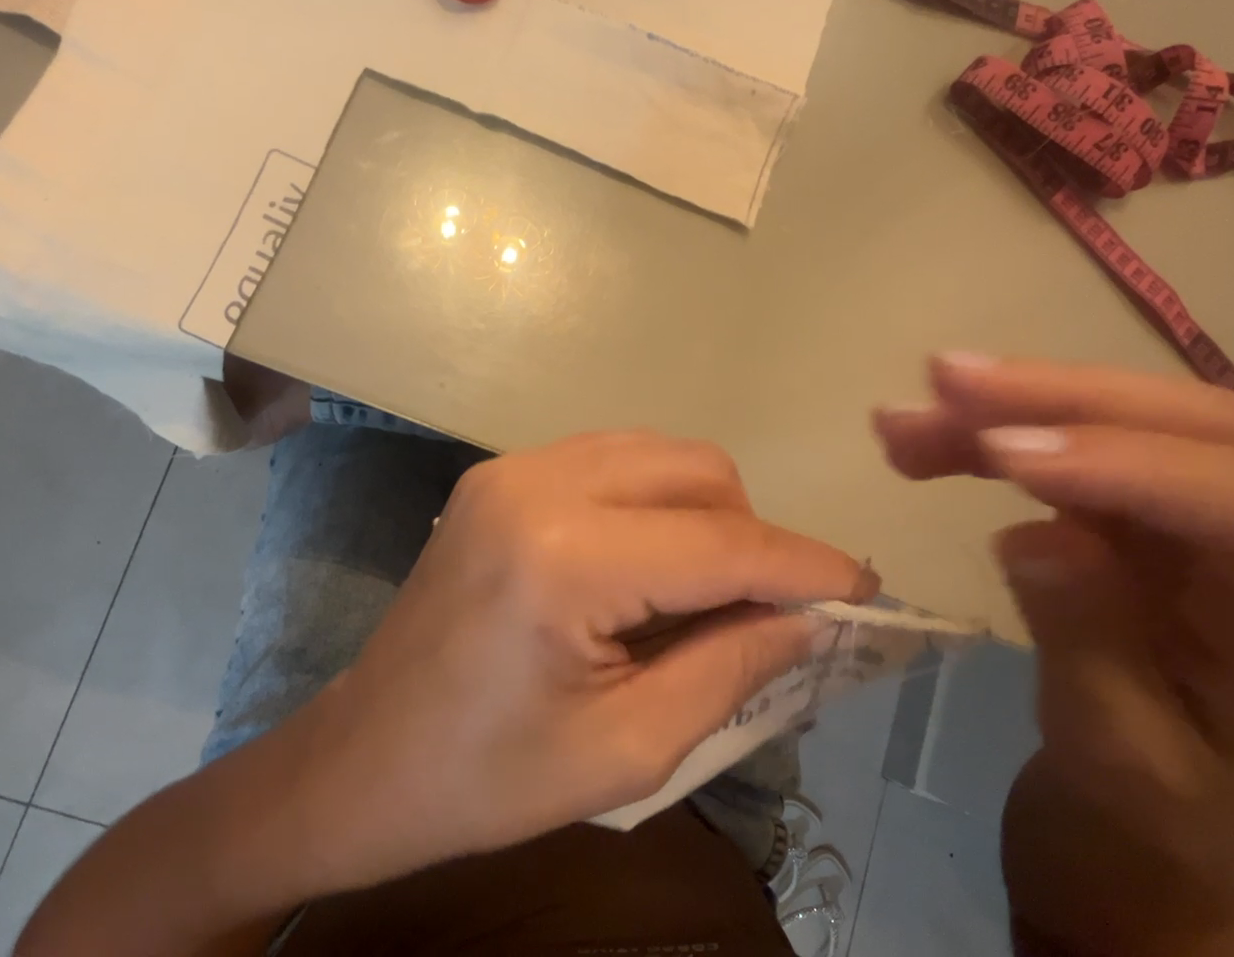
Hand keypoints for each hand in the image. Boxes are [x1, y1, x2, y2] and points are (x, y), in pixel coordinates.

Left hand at [290, 431, 872, 892]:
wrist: (366, 759)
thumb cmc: (488, 778)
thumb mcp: (629, 750)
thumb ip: (732, 670)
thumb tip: (811, 618)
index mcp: (564, 560)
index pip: (724, 544)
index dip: (807, 567)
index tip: (867, 593)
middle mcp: (536, 486)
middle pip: (697, 473)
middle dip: (752, 537)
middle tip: (767, 613)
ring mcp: (508, 471)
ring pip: (656, 455)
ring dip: (705, 513)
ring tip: (707, 594)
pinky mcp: (495, 478)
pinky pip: (608, 462)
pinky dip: (652, 502)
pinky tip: (647, 565)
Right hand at [875, 354, 1233, 956]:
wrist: (1139, 850)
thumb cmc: (1145, 829)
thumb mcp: (1115, 760)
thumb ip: (1087, 642)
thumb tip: (1032, 532)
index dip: (1132, 469)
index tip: (1001, 457)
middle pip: (1199, 434)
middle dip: (1065, 398)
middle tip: (944, 380)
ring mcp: (1202, 535)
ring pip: (1128, 429)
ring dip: (1015, 409)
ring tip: (906, 414)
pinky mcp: (1140, 530)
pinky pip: (1074, 462)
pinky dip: (996, 443)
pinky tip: (930, 448)